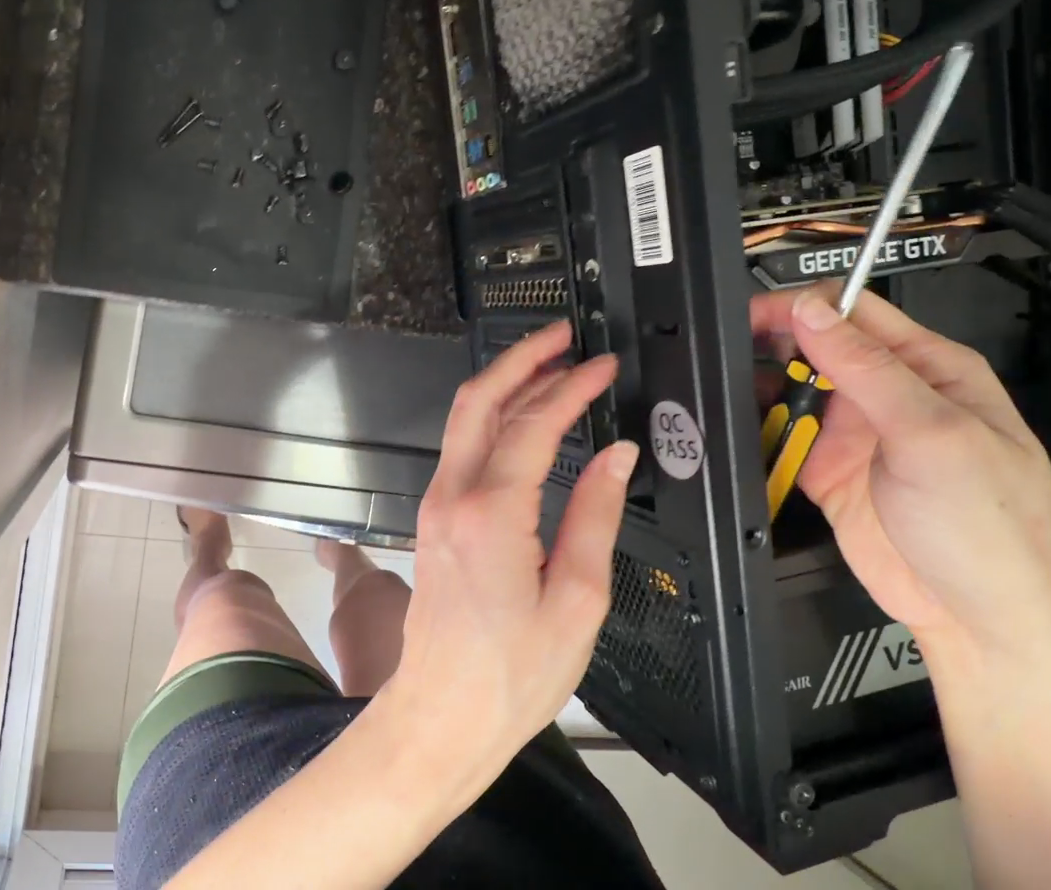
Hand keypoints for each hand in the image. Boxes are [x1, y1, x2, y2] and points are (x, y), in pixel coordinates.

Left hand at [386, 321, 640, 762]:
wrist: (442, 714)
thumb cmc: (507, 675)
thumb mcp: (576, 600)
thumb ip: (594, 516)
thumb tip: (616, 458)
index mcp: (490, 515)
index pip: (533, 424)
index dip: (572, 387)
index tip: (602, 366)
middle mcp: (452, 499)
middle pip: (478, 400)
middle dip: (520, 359)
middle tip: (562, 337)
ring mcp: (435, 507)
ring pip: (464, 421)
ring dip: (506, 386)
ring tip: (550, 368)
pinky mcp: (434, 520)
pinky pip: (461, 450)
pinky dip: (493, 422)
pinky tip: (524, 423)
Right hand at [751, 289, 1050, 663]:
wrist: (984, 621)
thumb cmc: (994, 530)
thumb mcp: (931, 434)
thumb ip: (866, 368)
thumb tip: (810, 311)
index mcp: (927, 370)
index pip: (850, 313)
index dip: (797, 308)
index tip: (749, 317)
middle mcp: (886, 397)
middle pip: (810, 350)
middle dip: (766, 348)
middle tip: (722, 355)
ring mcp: (854, 437)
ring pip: (786, 395)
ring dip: (754, 394)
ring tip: (722, 397)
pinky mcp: (826, 475)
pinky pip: (776, 443)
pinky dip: (752, 437)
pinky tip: (733, 434)